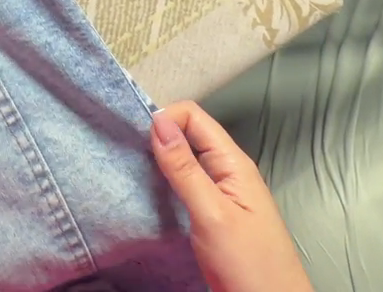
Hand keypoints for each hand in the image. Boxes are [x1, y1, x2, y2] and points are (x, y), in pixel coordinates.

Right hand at [151, 101, 312, 291]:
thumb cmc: (250, 266)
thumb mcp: (212, 214)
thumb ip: (184, 167)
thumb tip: (158, 120)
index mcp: (232, 162)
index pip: (193, 116)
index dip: (165, 119)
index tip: (139, 140)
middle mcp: (227, 170)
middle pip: (188, 134)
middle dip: (159, 138)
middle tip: (132, 156)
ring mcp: (221, 193)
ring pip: (185, 159)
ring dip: (161, 160)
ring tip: (136, 172)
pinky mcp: (213, 213)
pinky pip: (185, 183)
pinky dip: (166, 181)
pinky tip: (151, 193)